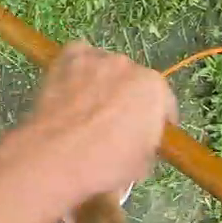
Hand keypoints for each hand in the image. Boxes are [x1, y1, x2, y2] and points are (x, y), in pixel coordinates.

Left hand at [16, 42, 177, 203]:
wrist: (58, 156)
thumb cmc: (107, 164)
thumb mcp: (143, 162)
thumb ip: (147, 139)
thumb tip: (137, 138)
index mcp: (153, 88)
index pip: (162, 101)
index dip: (156, 119)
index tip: (147, 134)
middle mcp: (126, 65)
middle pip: (132, 81)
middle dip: (126, 98)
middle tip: (114, 122)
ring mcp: (95, 58)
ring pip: (104, 68)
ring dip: (101, 82)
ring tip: (88, 106)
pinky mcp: (66, 58)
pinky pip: (77, 58)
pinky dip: (77, 70)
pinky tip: (71, 89)